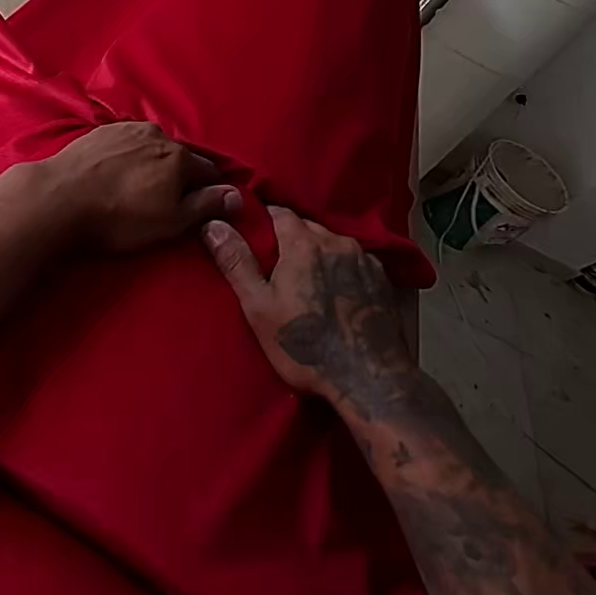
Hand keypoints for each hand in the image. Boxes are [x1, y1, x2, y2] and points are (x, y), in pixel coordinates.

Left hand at [38, 121, 240, 252]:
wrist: (60, 197)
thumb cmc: (118, 217)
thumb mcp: (169, 222)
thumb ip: (205, 206)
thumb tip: (236, 195)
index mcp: (179, 157)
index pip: (209, 172)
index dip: (211, 189)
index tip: (204, 204)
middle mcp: (157, 135)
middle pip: (181, 156)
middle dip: (182, 173)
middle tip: (169, 197)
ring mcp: (127, 130)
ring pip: (153, 145)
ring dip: (154, 161)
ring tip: (141, 183)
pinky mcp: (101, 131)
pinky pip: (127, 142)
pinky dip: (130, 154)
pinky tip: (119, 170)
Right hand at [201, 206, 417, 409]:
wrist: (369, 382)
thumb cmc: (305, 346)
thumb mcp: (258, 306)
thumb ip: (236, 261)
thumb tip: (212, 224)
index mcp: (304, 243)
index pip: (279, 212)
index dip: (263, 220)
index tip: (251, 235)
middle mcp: (337, 242)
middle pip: (306, 227)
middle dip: (289, 237)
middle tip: (273, 263)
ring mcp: (364, 261)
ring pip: (332, 243)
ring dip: (317, 253)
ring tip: (305, 279)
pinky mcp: (383, 281)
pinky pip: (353, 262)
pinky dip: (340, 269)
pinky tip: (334, 293)